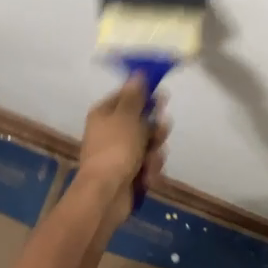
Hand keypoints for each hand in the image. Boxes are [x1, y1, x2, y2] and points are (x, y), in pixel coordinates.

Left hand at [76, 77, 169, 209]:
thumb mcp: (126, 117)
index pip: (127, 96)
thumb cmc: (115, 149)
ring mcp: (120, 154)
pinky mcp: (129, 173)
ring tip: (150, 163)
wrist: (106, 194)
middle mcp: (111, 131)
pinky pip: (148, 165)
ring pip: (149, 145)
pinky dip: (150, 171)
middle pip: (142, 122)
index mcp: (105, 114)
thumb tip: (138, 73)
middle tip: (160, 132)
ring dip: (154, 154)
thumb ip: (135, 96)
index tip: (163, 98)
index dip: (146, 97)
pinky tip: (148, 177)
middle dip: (155, 130)